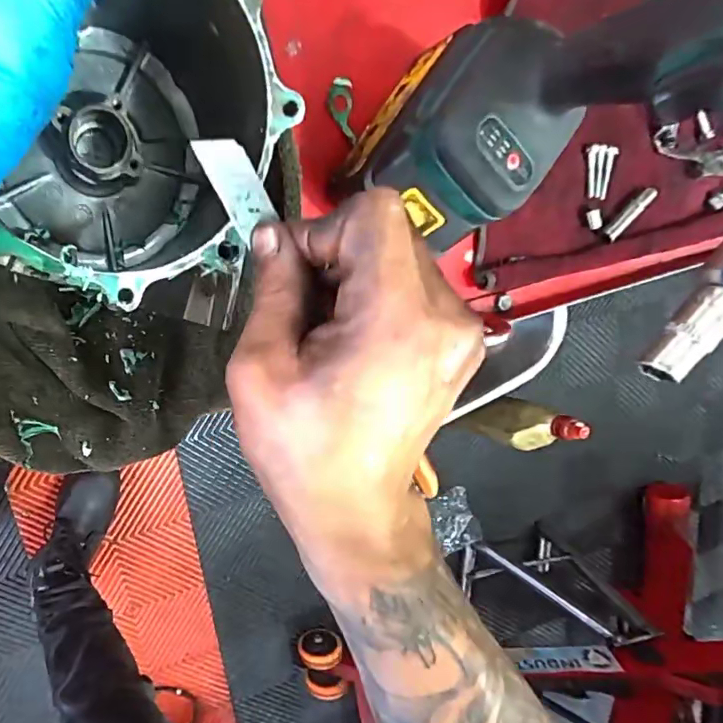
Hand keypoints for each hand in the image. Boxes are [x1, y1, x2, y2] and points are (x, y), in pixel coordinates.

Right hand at [226, 191, 484, 587]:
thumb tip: (272, 234)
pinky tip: (354, 342)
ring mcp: (462, 329)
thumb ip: (272, 289)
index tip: (295, 277)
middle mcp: (446, 314)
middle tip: (303, 311)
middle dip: (336, 256)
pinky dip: (378, 297)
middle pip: (389, 231)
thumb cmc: (299, 449)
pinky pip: (415, 286)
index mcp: (396, 318)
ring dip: (355, 277)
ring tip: (328, 333)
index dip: (323, 231)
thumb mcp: (260, 368)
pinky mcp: (461, 342)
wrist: (353, 510)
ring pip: (401, 255)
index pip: (375, 212)